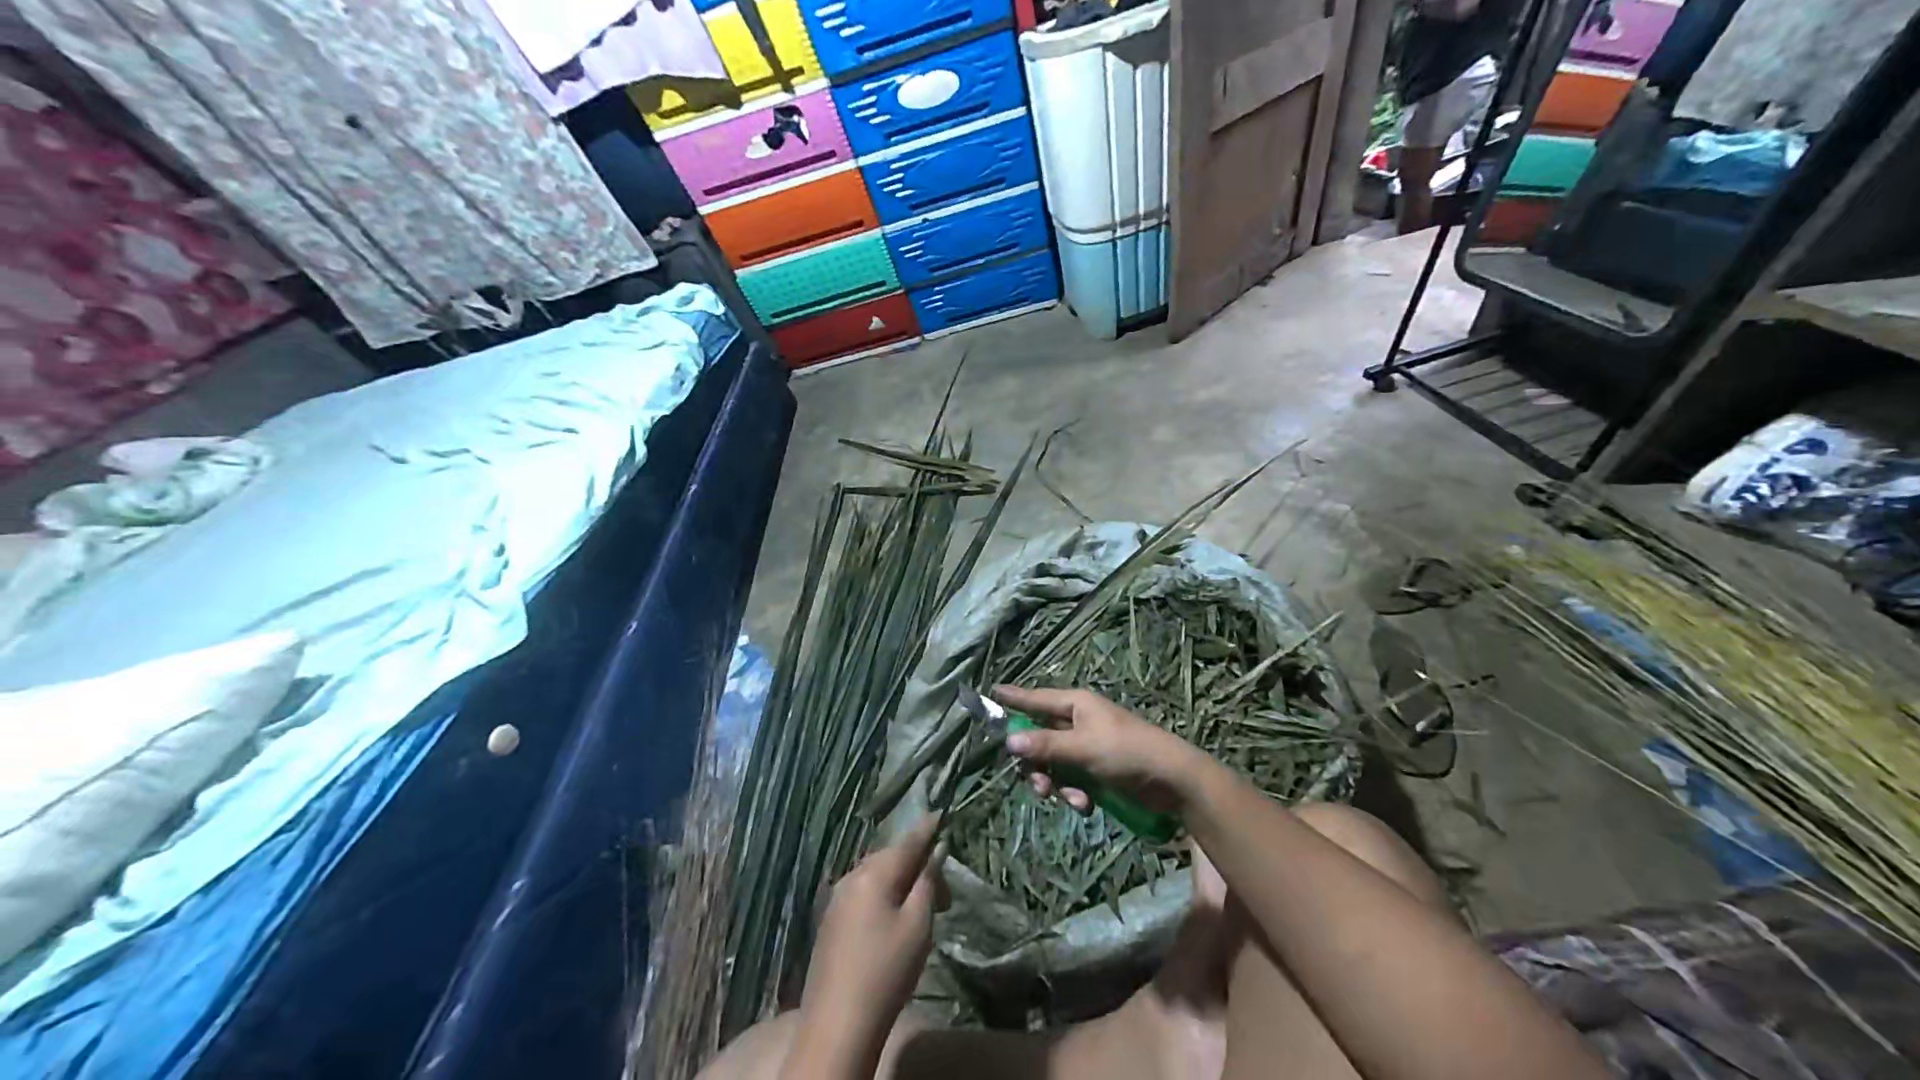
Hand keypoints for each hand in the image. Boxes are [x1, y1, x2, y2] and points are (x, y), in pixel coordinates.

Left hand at [784, 816, 945, 1078]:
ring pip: (875, 876)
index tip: (941, 813)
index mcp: (873, 874)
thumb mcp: (918, 925)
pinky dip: (883, 895)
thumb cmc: (886, 970)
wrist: (838, 1023)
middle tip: (944, 892)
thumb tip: (935, 854)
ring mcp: (836, 900)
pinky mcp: (830, 922)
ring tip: (922, 906)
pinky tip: (893, 917)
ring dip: (900, 882)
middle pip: (890, 858)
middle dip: (917, 865)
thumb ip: (927, 884)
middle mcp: (851, 877)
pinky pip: (863, 894)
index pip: (907, 842)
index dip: (927, 829)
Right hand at [991, 686, 1213, 813]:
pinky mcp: (1096, 768)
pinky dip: (1074, 792)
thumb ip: (1045, 745)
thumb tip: (1009, 742)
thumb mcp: (1083, 748)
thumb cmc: (1127, 752)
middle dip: (1036, 765)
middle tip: (1040, 786)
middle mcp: (1078, 721)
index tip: (990, 692)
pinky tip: (1086, 805)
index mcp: (1075, 704)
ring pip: (1053, 763)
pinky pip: (1071, 778)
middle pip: (1038, 738)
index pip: (1035, 698)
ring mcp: (1087, 746)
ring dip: (1057, 784)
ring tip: (1073, 801)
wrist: (1174, 780)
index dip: (1012, 698)